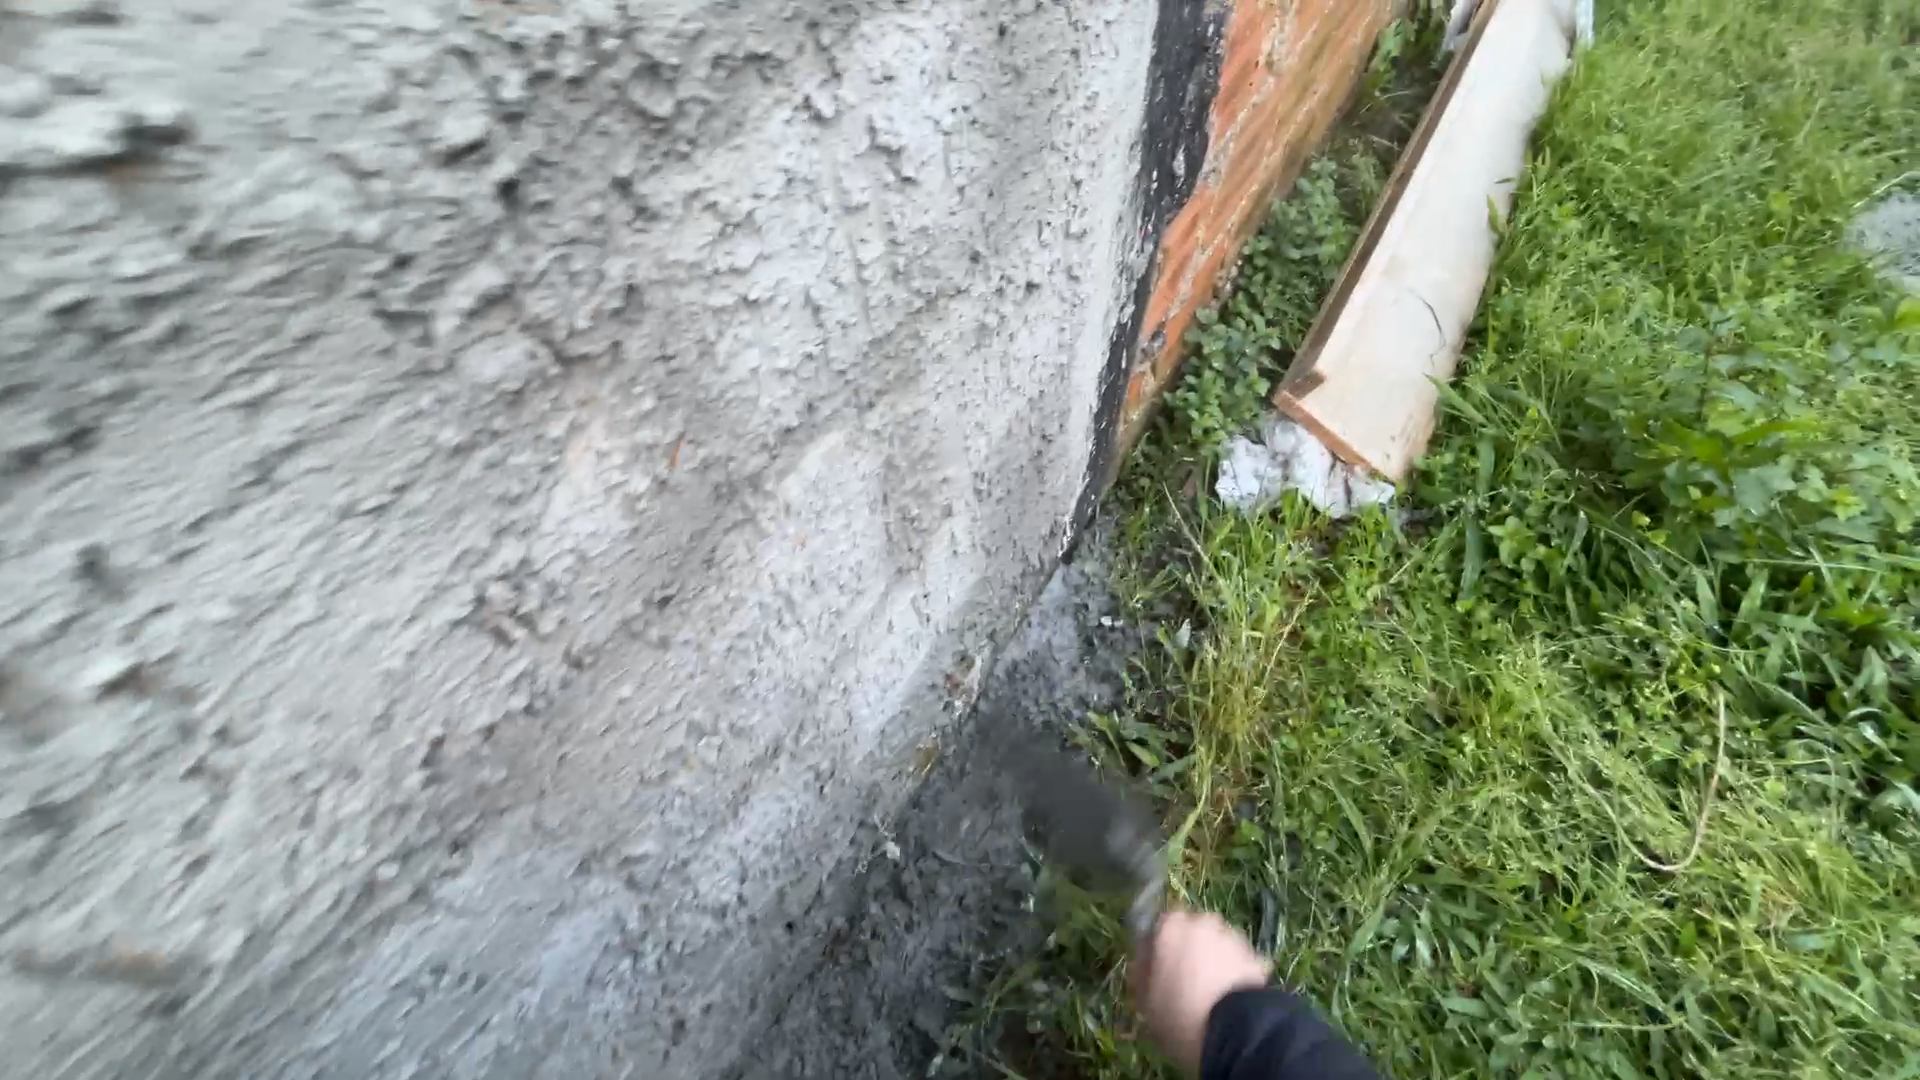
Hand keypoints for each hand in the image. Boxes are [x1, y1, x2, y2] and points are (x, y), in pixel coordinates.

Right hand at [1134, 911, 1271, 1075]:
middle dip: (1187, 949)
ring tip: (1211, 992)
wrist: (1235, 1033)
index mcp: (1169, 925)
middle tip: (1184, 981)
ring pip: (1215, 943)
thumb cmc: (1180, 1015)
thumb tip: (1144, 960)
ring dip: (1212, 959)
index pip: (1157, 928)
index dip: (1157, 950)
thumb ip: (1141, 971)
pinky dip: (1233, 972)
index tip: (1157, 972)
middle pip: (1189, 931)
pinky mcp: (1255, 955)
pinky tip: (1229, 997)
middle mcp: (1200, 920)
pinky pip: (1236, 960)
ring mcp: (1231, 935)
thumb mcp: (1145, 1000)